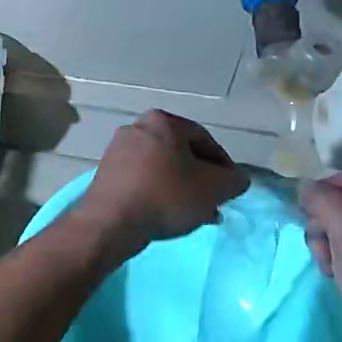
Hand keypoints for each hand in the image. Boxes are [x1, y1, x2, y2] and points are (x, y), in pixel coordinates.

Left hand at [76, 110, 249, 254]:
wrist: (112, 220)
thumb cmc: (166, 195)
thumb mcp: (215, 188)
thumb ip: (234, 180)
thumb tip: (234, 178)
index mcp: (162, 121)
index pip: (204, 139)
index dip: (224, 165)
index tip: (231, 188)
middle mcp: (136, 127)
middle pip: (181, 154)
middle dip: (201, 179)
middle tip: (214, 203)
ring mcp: (117, 149)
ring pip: (162, 168)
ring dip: (182, 188)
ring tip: (196, 214)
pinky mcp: (107, 171)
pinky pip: (143, 179)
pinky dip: (159, 193)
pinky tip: (169, 215)